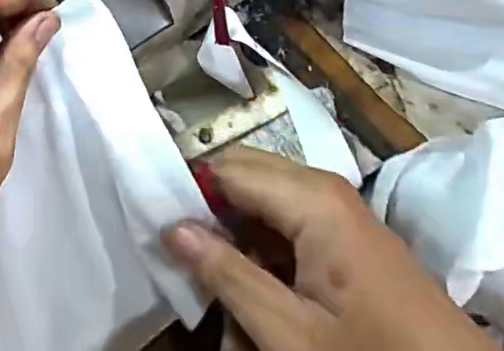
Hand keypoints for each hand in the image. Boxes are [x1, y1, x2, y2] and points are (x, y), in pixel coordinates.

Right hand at [164, 147, 493, 350]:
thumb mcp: (292, 334)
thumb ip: (227, 274)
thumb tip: (170, 226)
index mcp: (309, 196)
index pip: (225, 169)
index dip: (188, 193)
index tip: (158, 226)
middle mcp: (321, 184)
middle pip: (243, 173)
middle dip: (210, 208)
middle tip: (184, 253)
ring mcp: (337, 205)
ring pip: (262, 194)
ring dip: (234, 228)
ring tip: (214, 273)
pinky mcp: (345, 228)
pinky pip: (287, 215)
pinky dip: (262, 240)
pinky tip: (253, 280)